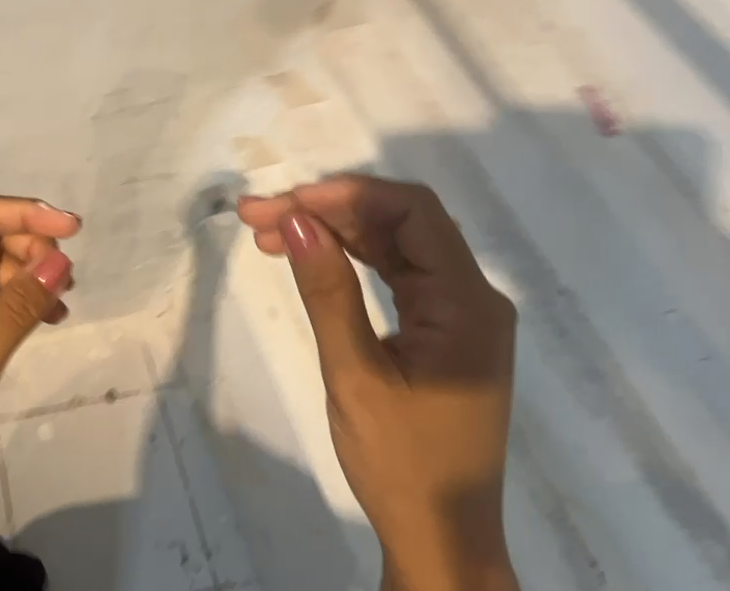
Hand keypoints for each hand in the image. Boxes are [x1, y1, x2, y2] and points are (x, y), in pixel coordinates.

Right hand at [239, 175, 518, 590]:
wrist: (439, 536)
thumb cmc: (400, 461)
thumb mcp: (354, 374)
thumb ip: (327, 291)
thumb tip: (293, 220)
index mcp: (468, 304)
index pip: (413, 213)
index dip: (347, 194)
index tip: (285, 203)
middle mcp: (473, 297)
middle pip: (401, 223)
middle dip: (327, 209)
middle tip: (256, 217)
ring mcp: (458, 314)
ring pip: (393, 245)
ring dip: (331, 231)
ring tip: (265, 232)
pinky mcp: (441, 331)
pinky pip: (395, 274)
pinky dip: (348, 259)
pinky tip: (306, 257)